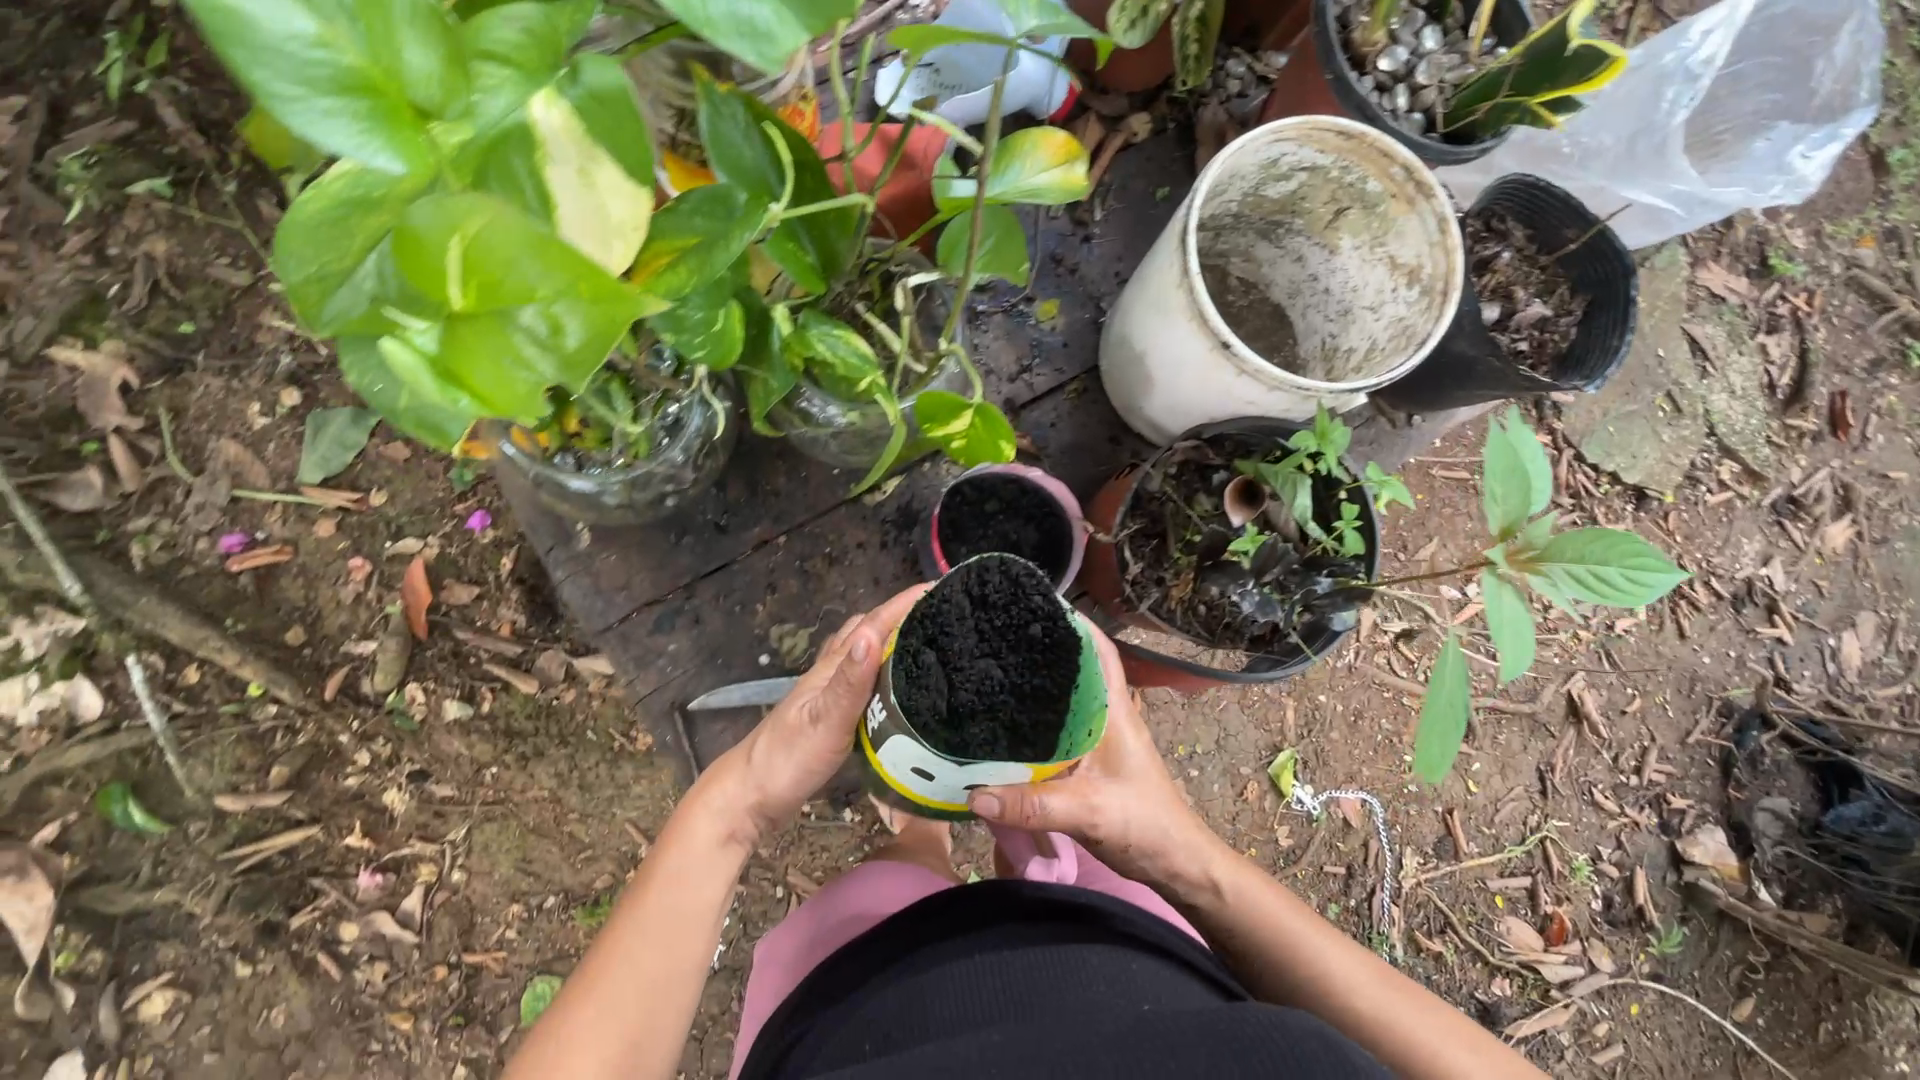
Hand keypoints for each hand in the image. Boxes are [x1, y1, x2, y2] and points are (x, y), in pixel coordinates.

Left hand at [702, 585, 929, 845]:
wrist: (751, 795)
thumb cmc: (788, 758)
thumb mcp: (825, 719)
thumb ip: (849, 680)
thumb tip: (872, 633)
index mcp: (831, 668)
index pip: (873, 624)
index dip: (905, 604)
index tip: (940, 587)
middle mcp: (831, 673)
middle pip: (868, 630)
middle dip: (902, 615)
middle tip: (939, 614)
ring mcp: (829, 694)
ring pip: (864, 654)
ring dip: (893, 641)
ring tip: (927, 643)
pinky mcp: (832, 716)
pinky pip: (864, 682)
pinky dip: (884, 673)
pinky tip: (898, 688)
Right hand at [967, 623, 1229, 890]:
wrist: (1176, 863)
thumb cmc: (1144, 825)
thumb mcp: (1089, 812)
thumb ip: (1033, 805)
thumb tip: (972, 794)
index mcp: (1114, 710)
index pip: (1098, 650)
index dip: (1073, 623)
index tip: (1034, 606)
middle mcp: (1107, 716)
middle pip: (1075, 670)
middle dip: (1043, 650)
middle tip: (995, 638)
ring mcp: (1100, 739)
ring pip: (1065, 700)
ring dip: (1037, 686)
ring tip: (992, 672)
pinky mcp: (1090, 762)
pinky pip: (1058, 730)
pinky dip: (1035, 722)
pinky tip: (1006, 726)